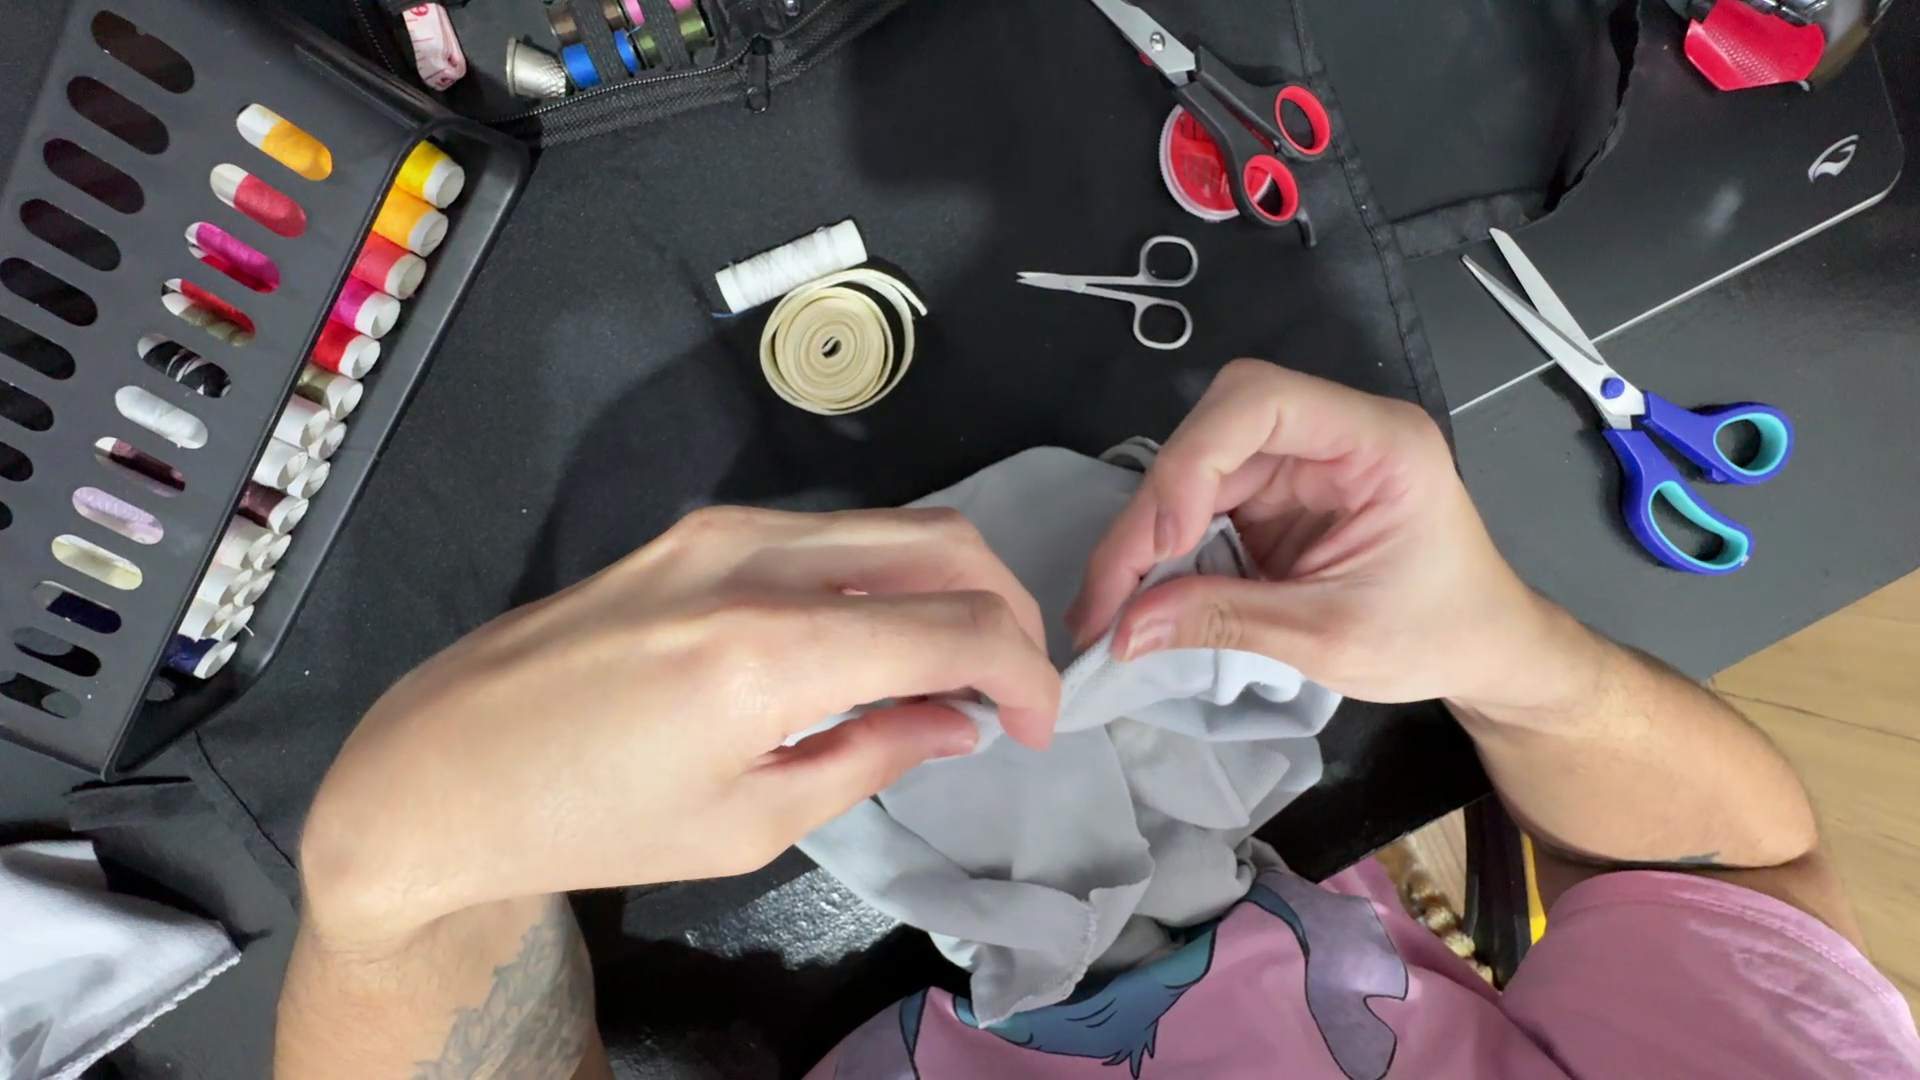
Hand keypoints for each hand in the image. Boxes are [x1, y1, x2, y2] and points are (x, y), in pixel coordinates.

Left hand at [298, 506, 1059, 945]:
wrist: (444, 764)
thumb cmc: (596, 820)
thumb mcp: (753, 820)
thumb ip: (877, 752)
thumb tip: (963, 720)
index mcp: (773, 653)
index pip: (959, 629)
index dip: (1026, 675)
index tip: (1036, 724)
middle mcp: (762, 559)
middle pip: (948, 545)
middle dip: (1009, 611)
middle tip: (1011, 683)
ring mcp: (732, 526)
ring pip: (901, 523)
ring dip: (955, 586)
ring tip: (954, 660)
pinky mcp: (708, 523)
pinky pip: (841, 532)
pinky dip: (892, 574)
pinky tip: (880, 630)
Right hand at [1069, 360, 1600, 710]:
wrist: (1477, 649)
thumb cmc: (1437, 635)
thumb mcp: (1332, 638)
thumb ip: (1225, 622)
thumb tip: (1124, 630)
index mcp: (1373, 442)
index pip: (1259, 402)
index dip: (1194, 461)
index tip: (1168, 544)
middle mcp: (1321, 437)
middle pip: (1203, 442)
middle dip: (1146, 519)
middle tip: (1106, 598)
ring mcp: (1287, 466)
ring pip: (1182, 478)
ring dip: (1137, 541)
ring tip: (1105, 607)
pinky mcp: (1261, 500)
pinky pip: (1188, 512)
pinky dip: (1153, 556)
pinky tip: (1132, 596)